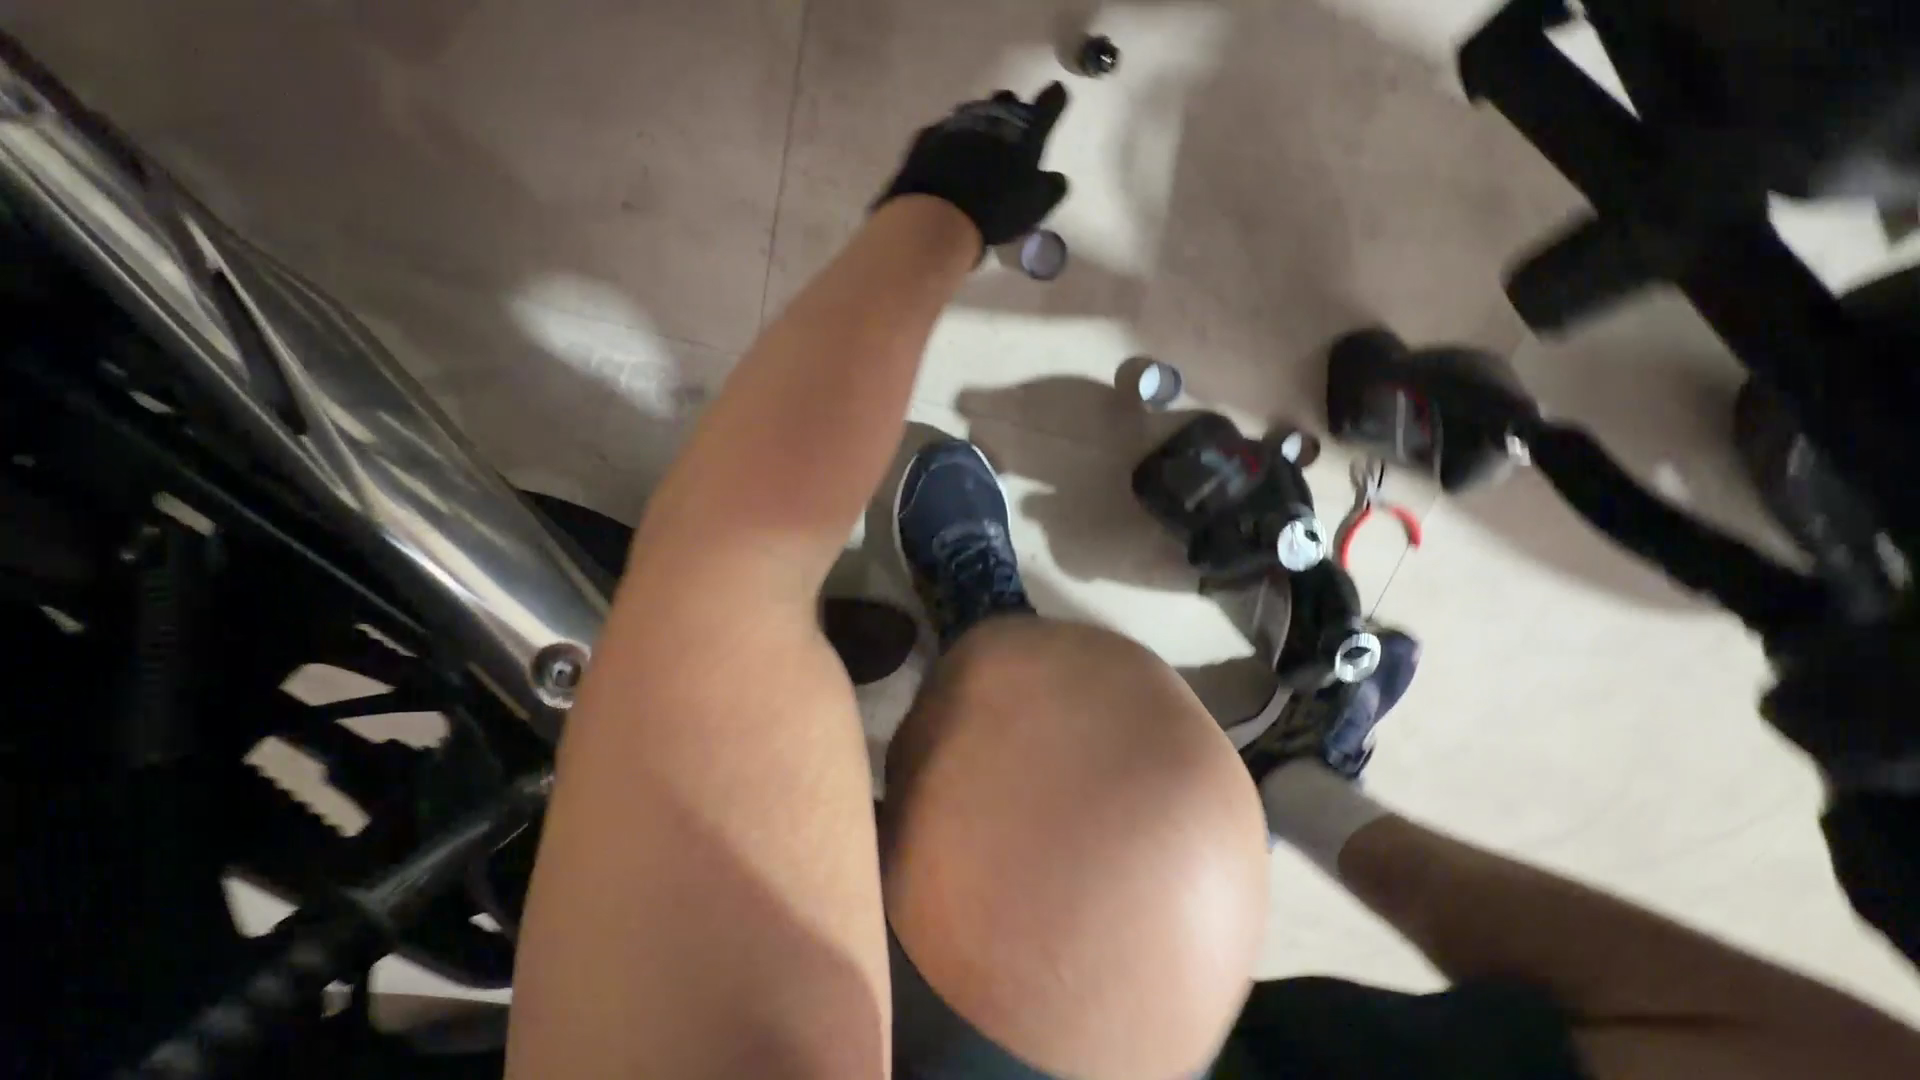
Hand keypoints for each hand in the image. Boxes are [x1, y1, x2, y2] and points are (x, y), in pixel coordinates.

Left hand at [877, 83, 1070, 248]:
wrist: (939, 214)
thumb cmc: (997, 210)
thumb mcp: (1036, 205)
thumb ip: (1051, 188)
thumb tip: (1056, 178)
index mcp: (1025, 132)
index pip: (1048, 105)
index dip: (1054, 99)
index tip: (1057, 93)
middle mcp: (993, 117)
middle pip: (1006, 102)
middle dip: (1012, 109)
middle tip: (1013, 125)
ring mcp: (958, 123)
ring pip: (974, 111)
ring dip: (980, 122)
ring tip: (979, 141)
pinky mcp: (929, 136)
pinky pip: (945, 131)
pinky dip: (951, 139)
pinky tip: (949, 154)